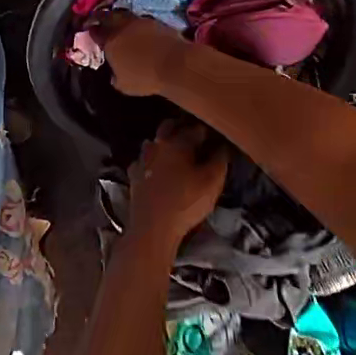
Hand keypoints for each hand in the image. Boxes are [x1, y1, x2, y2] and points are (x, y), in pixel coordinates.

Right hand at [90, 12, 189, 96]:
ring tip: (125, 29)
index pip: (95, 32)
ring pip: (127, 17)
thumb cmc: (145, 78)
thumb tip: (114, 74)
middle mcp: (123, 26)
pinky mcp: (159, 22)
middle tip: (105, 24)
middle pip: (109, 17)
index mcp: (110, 41)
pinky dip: (140, 27)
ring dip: (124, 21)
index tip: (92, 32)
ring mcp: (142, 22)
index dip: (92, 31)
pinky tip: (143, 34)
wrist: (175, 65)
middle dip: (105, 19)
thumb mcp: (124, 85)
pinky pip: (144, 22)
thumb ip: (115, 76)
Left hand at [129, 120, 229, 246]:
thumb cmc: (186, 201)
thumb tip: (222, 147)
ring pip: (153, 142)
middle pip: (168, 127)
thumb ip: (220, 160)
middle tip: (192, 135)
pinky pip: (144, 161)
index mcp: (177, 142)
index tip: (214, 137)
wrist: (152, 227)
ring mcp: (142, 159)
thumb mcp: (212, 182)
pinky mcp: (133, 176)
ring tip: (175, 152)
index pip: (195, 129)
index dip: (207, 132)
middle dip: (180, 127)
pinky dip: (152, 161)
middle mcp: (157, 145)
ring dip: (164, 143)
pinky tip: (156, 169)